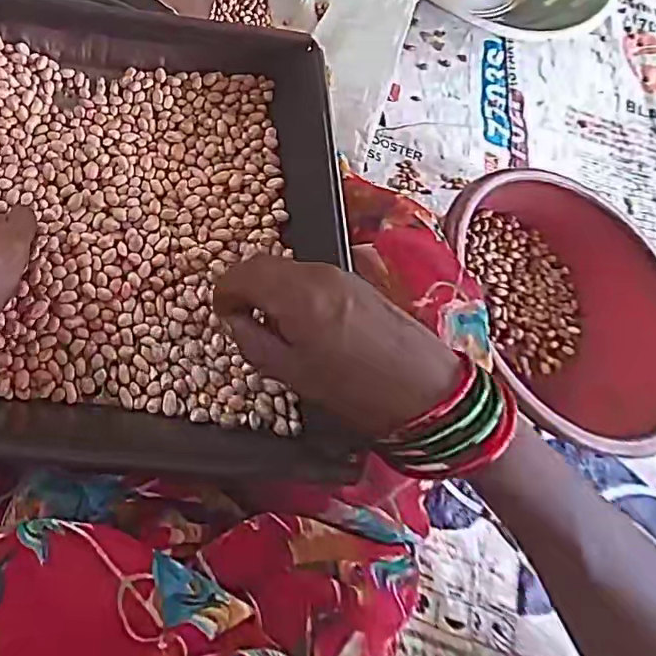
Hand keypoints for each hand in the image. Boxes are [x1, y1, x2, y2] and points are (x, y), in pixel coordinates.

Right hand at [213, 254, 463, 437]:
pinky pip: (308, 273)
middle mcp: (315, 273)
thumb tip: (235, 320)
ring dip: (268, 285)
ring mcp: (338, 273)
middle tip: (241, 315)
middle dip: (243, 285)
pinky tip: (302, 318)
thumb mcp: (292, 373)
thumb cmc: (357, 390)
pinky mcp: (356, 280)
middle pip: (260, 262)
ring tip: (273, 321)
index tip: (223, 314)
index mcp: (295, 296)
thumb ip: (252, 341)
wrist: (432, 392)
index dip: (223, 293)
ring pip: (284, 266)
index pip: (240, 274)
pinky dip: (291, 287)